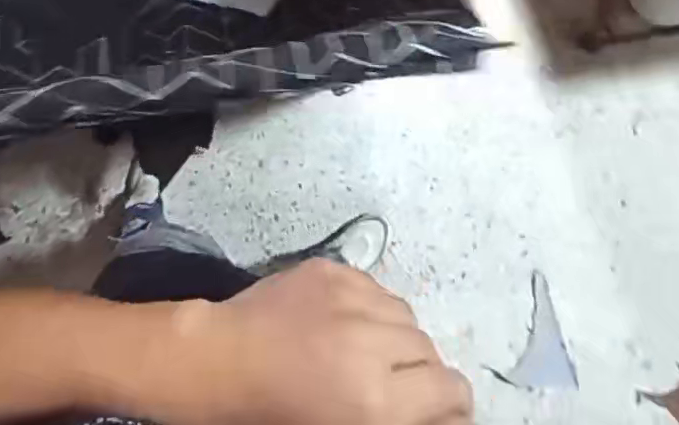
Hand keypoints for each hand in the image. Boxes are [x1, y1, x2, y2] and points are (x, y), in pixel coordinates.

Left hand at [189, 260, 472, 424]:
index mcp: (375, 399)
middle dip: (422, 367)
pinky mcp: (330, 268)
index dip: (455, 400)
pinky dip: (372, 304)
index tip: (445, 405)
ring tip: (373, 347)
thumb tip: (435, 408)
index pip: (448, 388)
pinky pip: (373, 285)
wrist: (224, 359)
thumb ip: (396, 416)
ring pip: (403, 311)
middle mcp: (370, 342)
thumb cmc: (276, 413)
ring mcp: (349, 297)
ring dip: (397, 332)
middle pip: (427, 347)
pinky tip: (349, 320)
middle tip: (400, 380)